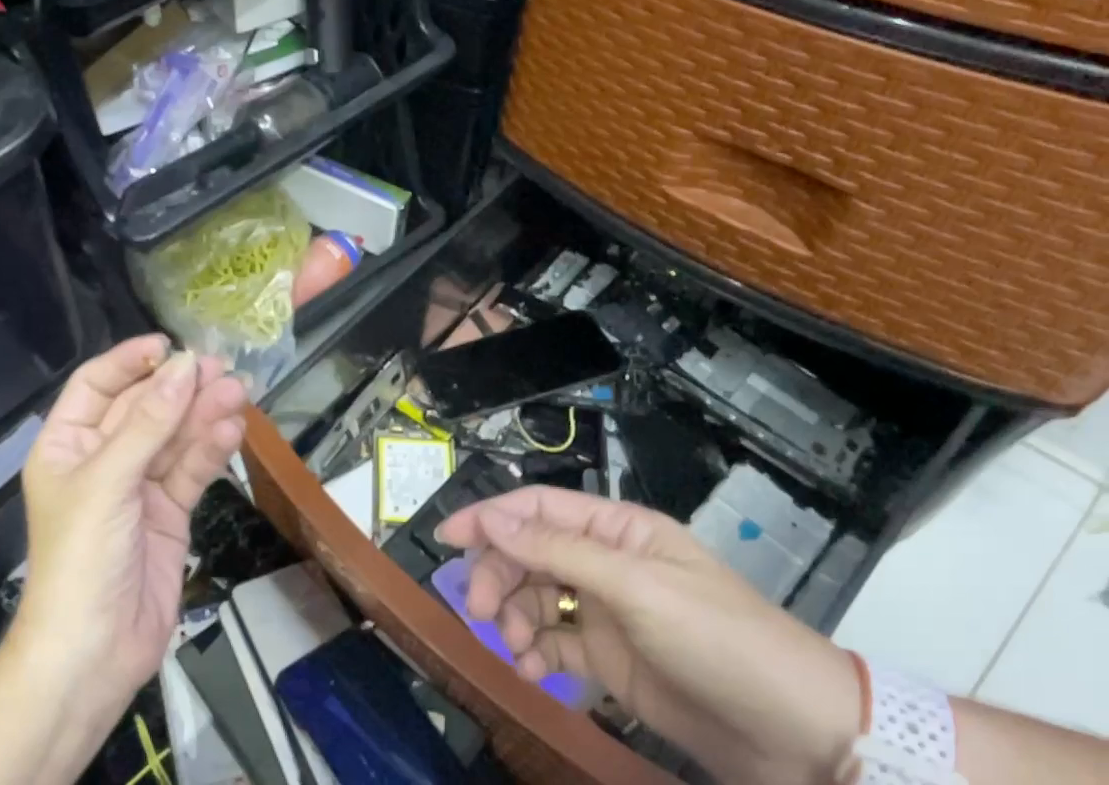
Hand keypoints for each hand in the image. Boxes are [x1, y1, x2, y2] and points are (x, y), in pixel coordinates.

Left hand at [17, 336, 247, 703]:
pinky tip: (232, 427)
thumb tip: (184, 367)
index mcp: (65, 445)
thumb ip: (148, 424)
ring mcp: (136, 488)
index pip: (96, 386)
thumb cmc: (80, 559)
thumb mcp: (107, 482)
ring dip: (203, 414)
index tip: (168, 346)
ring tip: (238, 390)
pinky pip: (190, 471)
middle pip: (142, 409)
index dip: (129, 363)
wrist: (93, 651)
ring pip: (173, 438)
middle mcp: (100, 460)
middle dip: (178, 388)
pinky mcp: (168, 514)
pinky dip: (210, 449)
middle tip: (221, 367)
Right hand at [436, 487, 860, 784]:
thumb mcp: (637, 587)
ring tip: (514, 647)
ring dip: (512, 618)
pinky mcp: (607, 660)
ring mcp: (605, 613)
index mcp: (618, 530)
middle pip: (527, 554)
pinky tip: (531, 670)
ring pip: (533, 599)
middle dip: (497, 576)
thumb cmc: (720, 640)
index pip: (537, 509)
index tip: (445, 536)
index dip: (488, 516)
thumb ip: (559, 550)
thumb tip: (490, 518)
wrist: (797, 733)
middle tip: (477, 608)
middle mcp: (605, 564)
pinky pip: (552, 645)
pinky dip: (533, 654)